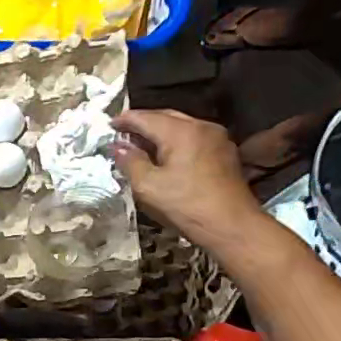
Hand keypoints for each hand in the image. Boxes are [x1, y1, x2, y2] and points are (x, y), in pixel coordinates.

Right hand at [112, 110, 266, 247]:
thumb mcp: (147, 186)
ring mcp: (217, 138)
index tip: (109, 124)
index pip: (146, 118)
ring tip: (142, 144)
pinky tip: (167, 155)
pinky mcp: (224, 152)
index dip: (125, 119)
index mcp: (181, 132)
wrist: (230, 224)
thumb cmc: (185, 205)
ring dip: (160, 132)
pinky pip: (194, 137)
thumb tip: (118, 147)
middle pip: (166, 116)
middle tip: (123, 133)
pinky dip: (175, 141)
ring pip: (182, 126)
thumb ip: (130, 162)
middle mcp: (201, 127)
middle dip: (143, 122)